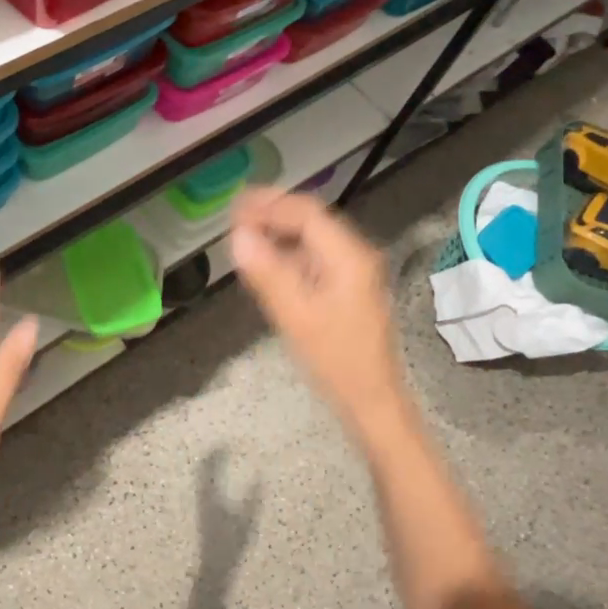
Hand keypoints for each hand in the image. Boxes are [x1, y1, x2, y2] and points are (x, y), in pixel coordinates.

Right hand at [229, 189, 408, 430]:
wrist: (372, 402)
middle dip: (273, 215)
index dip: (270, 205)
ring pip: (313, 239)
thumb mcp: (296, 317)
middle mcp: (356, 256)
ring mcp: (355, 273)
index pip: (306, 214)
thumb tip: (238, 236)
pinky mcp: (348, 289)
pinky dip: (289, 253)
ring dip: (279, 233)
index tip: (235, 208)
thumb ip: (267, 273)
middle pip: (311, 221)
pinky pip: (315, 258)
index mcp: (349, 257)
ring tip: (245, 237)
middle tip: (235, 218)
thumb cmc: (336, 361)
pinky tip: (267, 265)